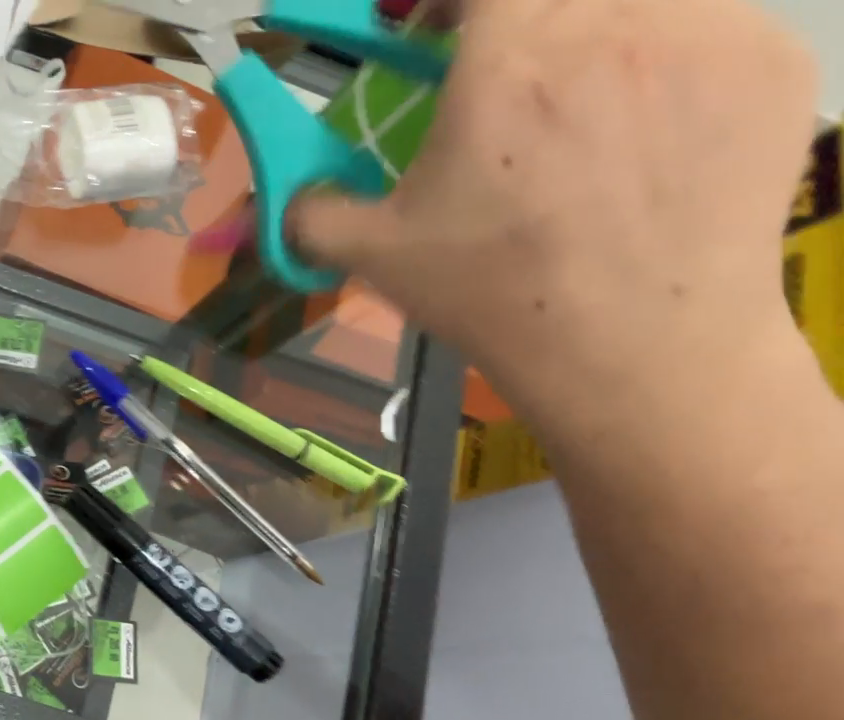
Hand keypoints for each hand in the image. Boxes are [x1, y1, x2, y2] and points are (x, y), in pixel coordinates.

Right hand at [292, 0, 817, 416]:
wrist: (633, 344)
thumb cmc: (492, 293)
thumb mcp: (376, 255)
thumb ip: (311, 213)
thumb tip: (288, 197)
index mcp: (510, 59)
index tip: (434, 29)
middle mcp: (616, 21)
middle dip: (519, 24)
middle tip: (503, 80)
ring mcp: (709, 33)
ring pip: (633, 2)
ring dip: (592, 35)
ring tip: (576, 109)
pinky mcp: (771, 62)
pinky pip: (707, 26)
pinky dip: (665, 59)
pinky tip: (644, 132)